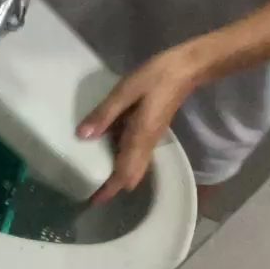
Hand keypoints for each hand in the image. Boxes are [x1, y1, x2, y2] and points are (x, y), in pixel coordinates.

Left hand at [76, 40, 211, 204]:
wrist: (187, 67)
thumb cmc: (157, 76)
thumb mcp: (126, 91)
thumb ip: (104, 114)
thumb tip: (82, 136)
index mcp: (139, 138)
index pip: (125, 174)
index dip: (109, 190)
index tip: (93, 201)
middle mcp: (146, 144)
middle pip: (131, 176)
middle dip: (112, 188)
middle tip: (89, 191)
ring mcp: (150, 139)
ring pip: (134, 167)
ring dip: (117, 176)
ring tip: (93, 175)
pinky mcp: (151, 131)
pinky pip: (135, 154)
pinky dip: (121, 161)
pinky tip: (104, 150)